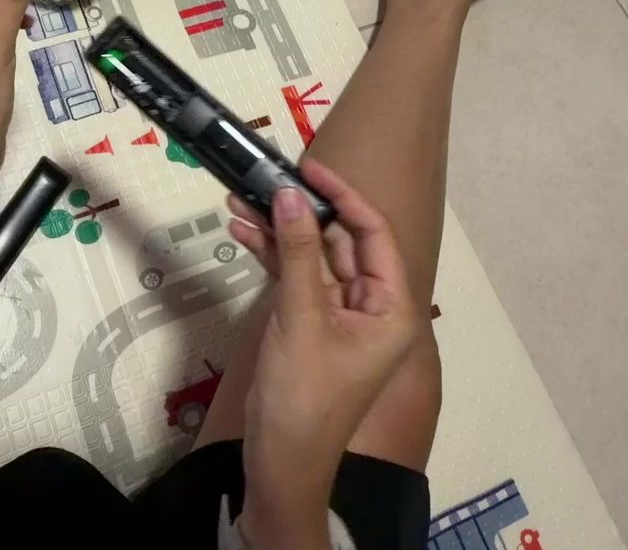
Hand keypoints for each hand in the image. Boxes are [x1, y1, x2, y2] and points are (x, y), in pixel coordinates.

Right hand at [226, 163, 422, 534]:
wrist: (279, 460)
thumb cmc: (304, 394)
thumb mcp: (301, 317)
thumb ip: (298, 252)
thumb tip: (289, 193)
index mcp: (390, 307)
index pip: (373, 234)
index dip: (343, 196)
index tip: (308, 167)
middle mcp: (369, 303)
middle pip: (338, 240)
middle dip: (300, 210)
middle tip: (263, 178)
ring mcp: (337, 312)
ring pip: (310, 254)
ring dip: (277, 229)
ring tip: (238, 199)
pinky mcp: (308, 319)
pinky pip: (293, 274)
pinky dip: (269, 254)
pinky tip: (240, 232)